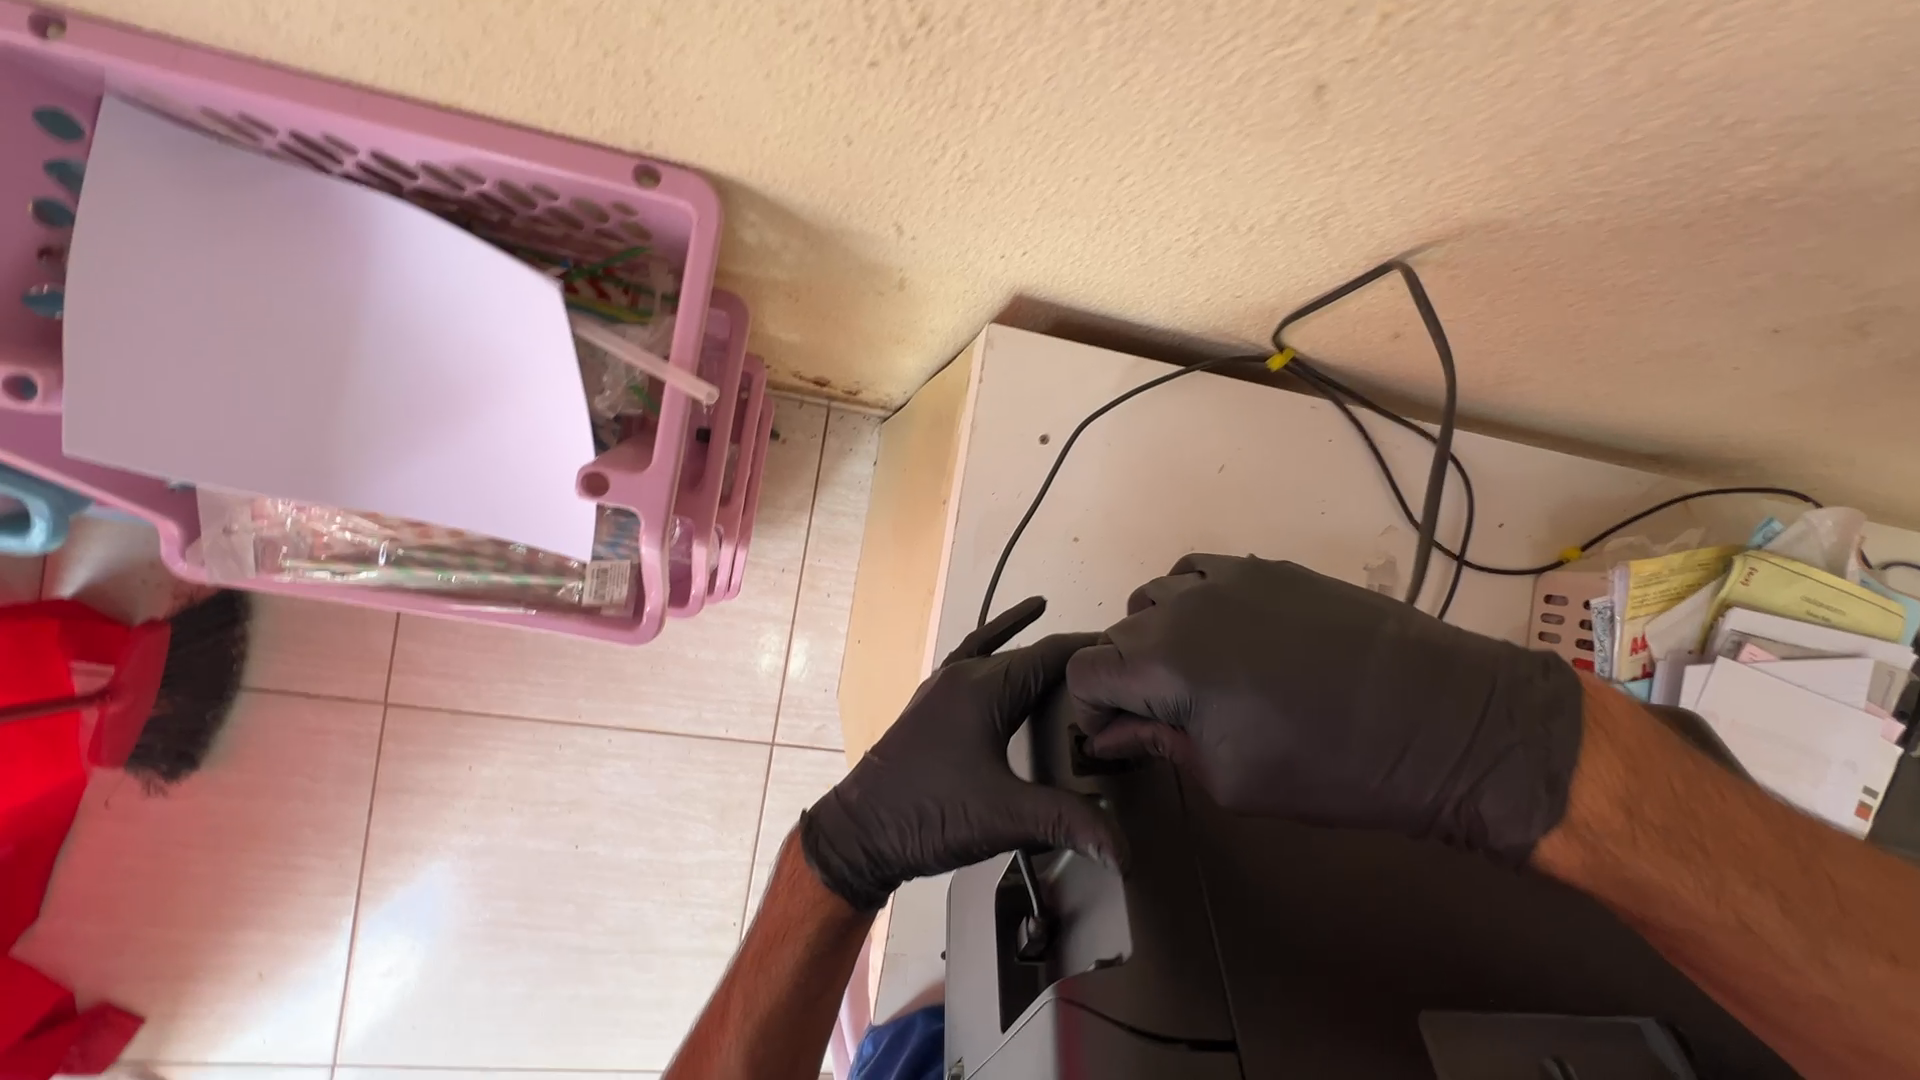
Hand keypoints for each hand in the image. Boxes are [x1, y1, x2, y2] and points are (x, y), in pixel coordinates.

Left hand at [800, 597, 1125, 911]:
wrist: (859, 832)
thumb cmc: (929, 815)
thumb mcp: (1005, 817)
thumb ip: (1068, 823)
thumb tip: (1126, 852)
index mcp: (984, 688)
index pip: (1052, 654)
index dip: (1094, 652)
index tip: (1129, 656)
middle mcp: (963, 675)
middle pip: (1029, 654)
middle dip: (1072, 659)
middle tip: (1115, 671)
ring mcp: (942, 687)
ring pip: (999, 655)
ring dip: (1034, 652)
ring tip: (1074, 655)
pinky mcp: (931, 704)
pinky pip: (971, 662)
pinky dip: (994, 650)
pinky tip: (1002, 653)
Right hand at [1067, 555, 1583, 864]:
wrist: (1445, 723)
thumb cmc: (1330, 770)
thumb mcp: (1229, 777)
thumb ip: (1159, 745)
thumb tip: (1110, 736)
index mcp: (1164, 664)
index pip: (1085, 670)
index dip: (1092, 708)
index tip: (1120, 735)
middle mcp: (1182, 607)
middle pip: (1117, 633)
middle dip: (1125, 676)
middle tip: (1163, 715)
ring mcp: (1227, 578)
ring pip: (1155, 597)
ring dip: (1155, 636)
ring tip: (1195, 672)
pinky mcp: (1268, 568)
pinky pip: (1200, 572)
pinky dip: (1192, 599)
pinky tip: (1223, 631)